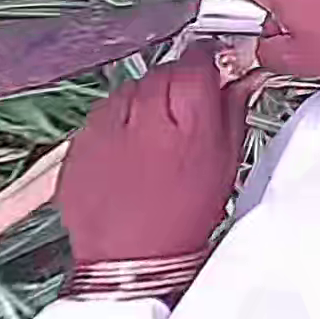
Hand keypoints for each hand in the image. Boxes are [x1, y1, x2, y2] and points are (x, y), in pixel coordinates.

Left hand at [56, 40, 258, 262]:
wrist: (132, 260)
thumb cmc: (184, 212)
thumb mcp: (227, 156)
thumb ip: (233, 107)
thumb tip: (240, 78)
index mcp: (188, 114)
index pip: (197, 58)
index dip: (208, 59)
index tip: (213, 67)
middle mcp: (144, 112)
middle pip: (165, 68)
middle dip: (178, 80)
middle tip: (187, 107)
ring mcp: (106, 125)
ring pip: (133, 86)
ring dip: (147, 97)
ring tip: (157, 133)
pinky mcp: (80, 141)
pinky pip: (105, 111)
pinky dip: (120, 119)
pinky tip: (131, 147)